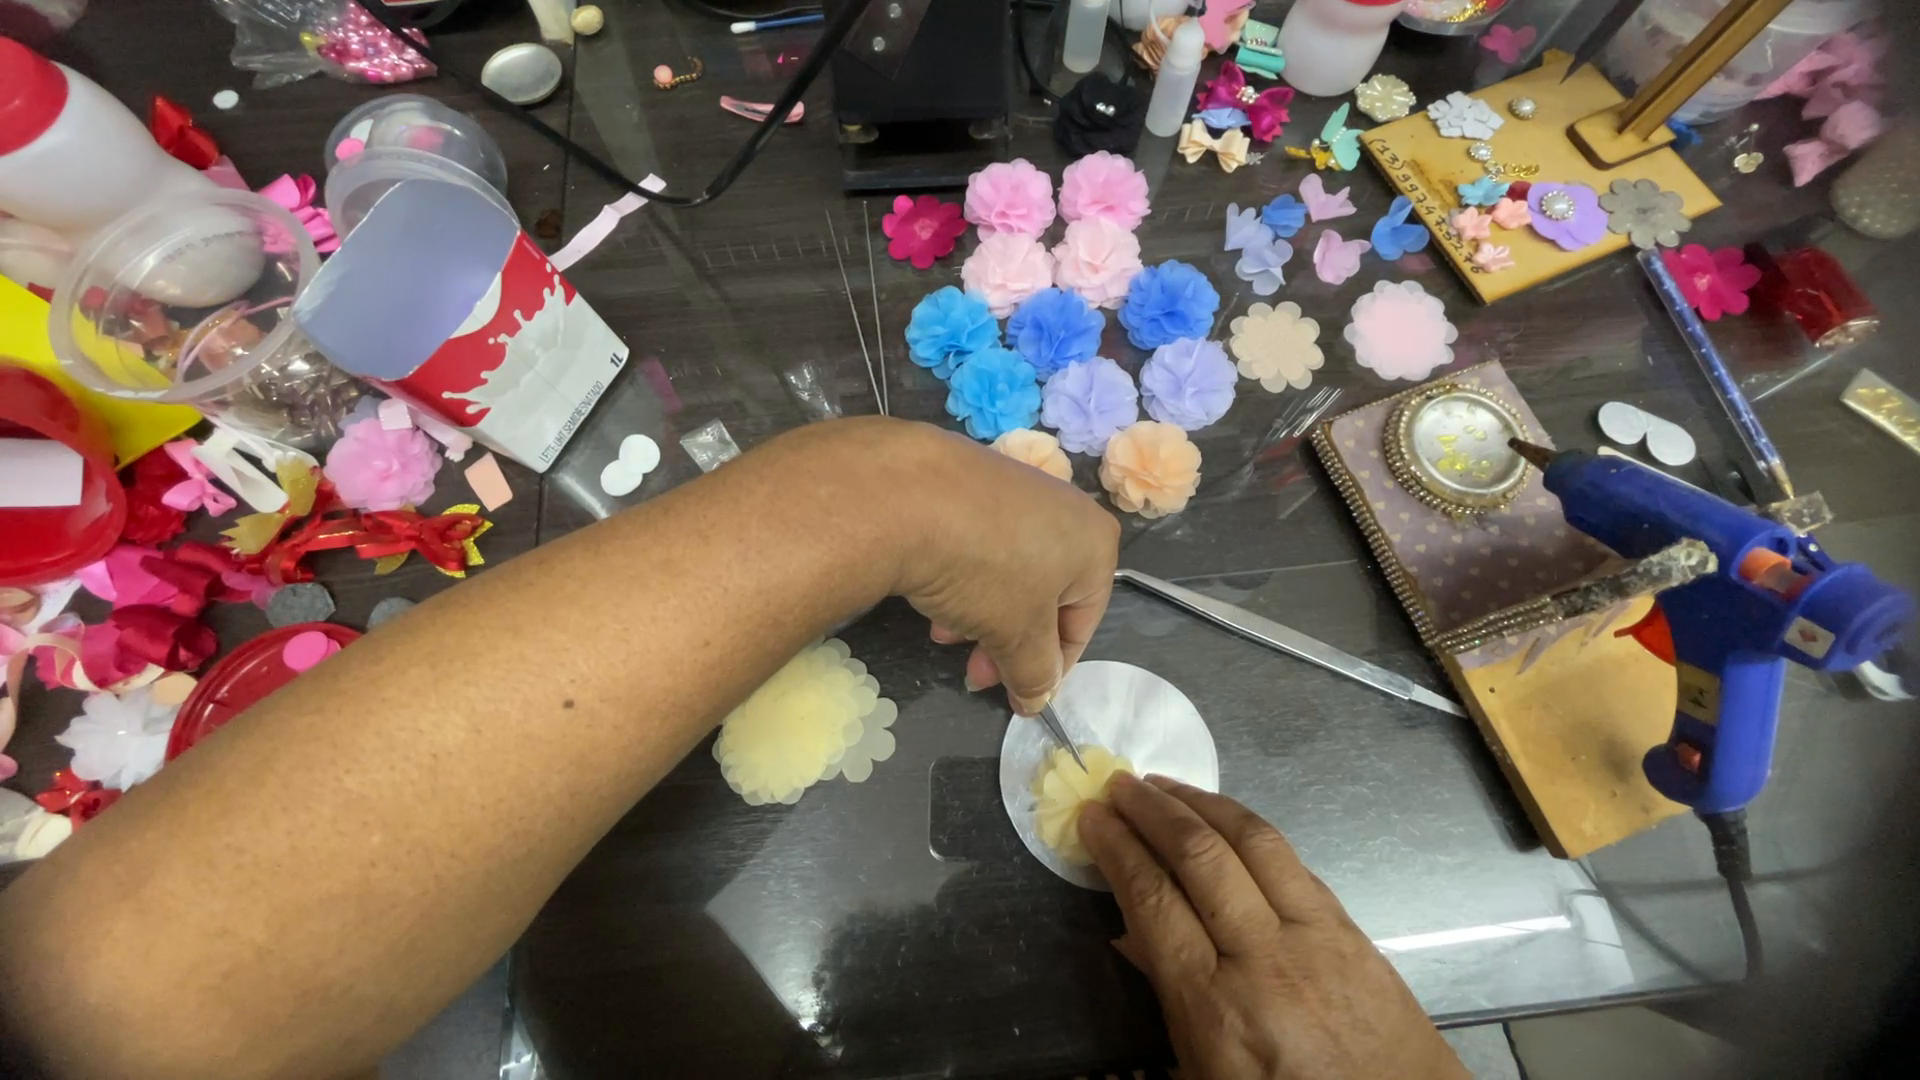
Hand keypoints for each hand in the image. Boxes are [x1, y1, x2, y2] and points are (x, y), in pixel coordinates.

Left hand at [878, 422, 1118, 714]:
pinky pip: (980, 540)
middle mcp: (1065, 508)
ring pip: (1008, 570)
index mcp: (1095, 544)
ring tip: (944, 635)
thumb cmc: (985, 570)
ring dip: (982, 613)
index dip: (1051, 669)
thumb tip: (1038, 697)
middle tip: (976, 675)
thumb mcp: (1016, 635)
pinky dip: (964, 574)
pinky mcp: (972, 479)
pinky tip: (932, 592)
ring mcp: (1017, 488)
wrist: (910, 495)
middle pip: (1043, 597)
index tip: (1019, 696)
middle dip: (1009, 643)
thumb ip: (1034, 672)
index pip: (1082, 624)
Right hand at [1079, 774, 1466, 1079]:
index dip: (1116, 847)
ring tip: (1163, 785)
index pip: (1153, 897)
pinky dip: (1247, 826)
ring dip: (1199, 801)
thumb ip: (1165, 998)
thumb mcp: (1203, 1075)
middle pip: (1199, 855)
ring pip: (1251, 840)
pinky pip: (1292, 859)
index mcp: (1215, 1008)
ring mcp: (1316, 937)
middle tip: (1118, 784)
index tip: (1092, 816)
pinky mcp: (1351, 930)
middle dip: (1151, 809)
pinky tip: (1224, 818)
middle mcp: (1265, 959)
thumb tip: (1130, 932)